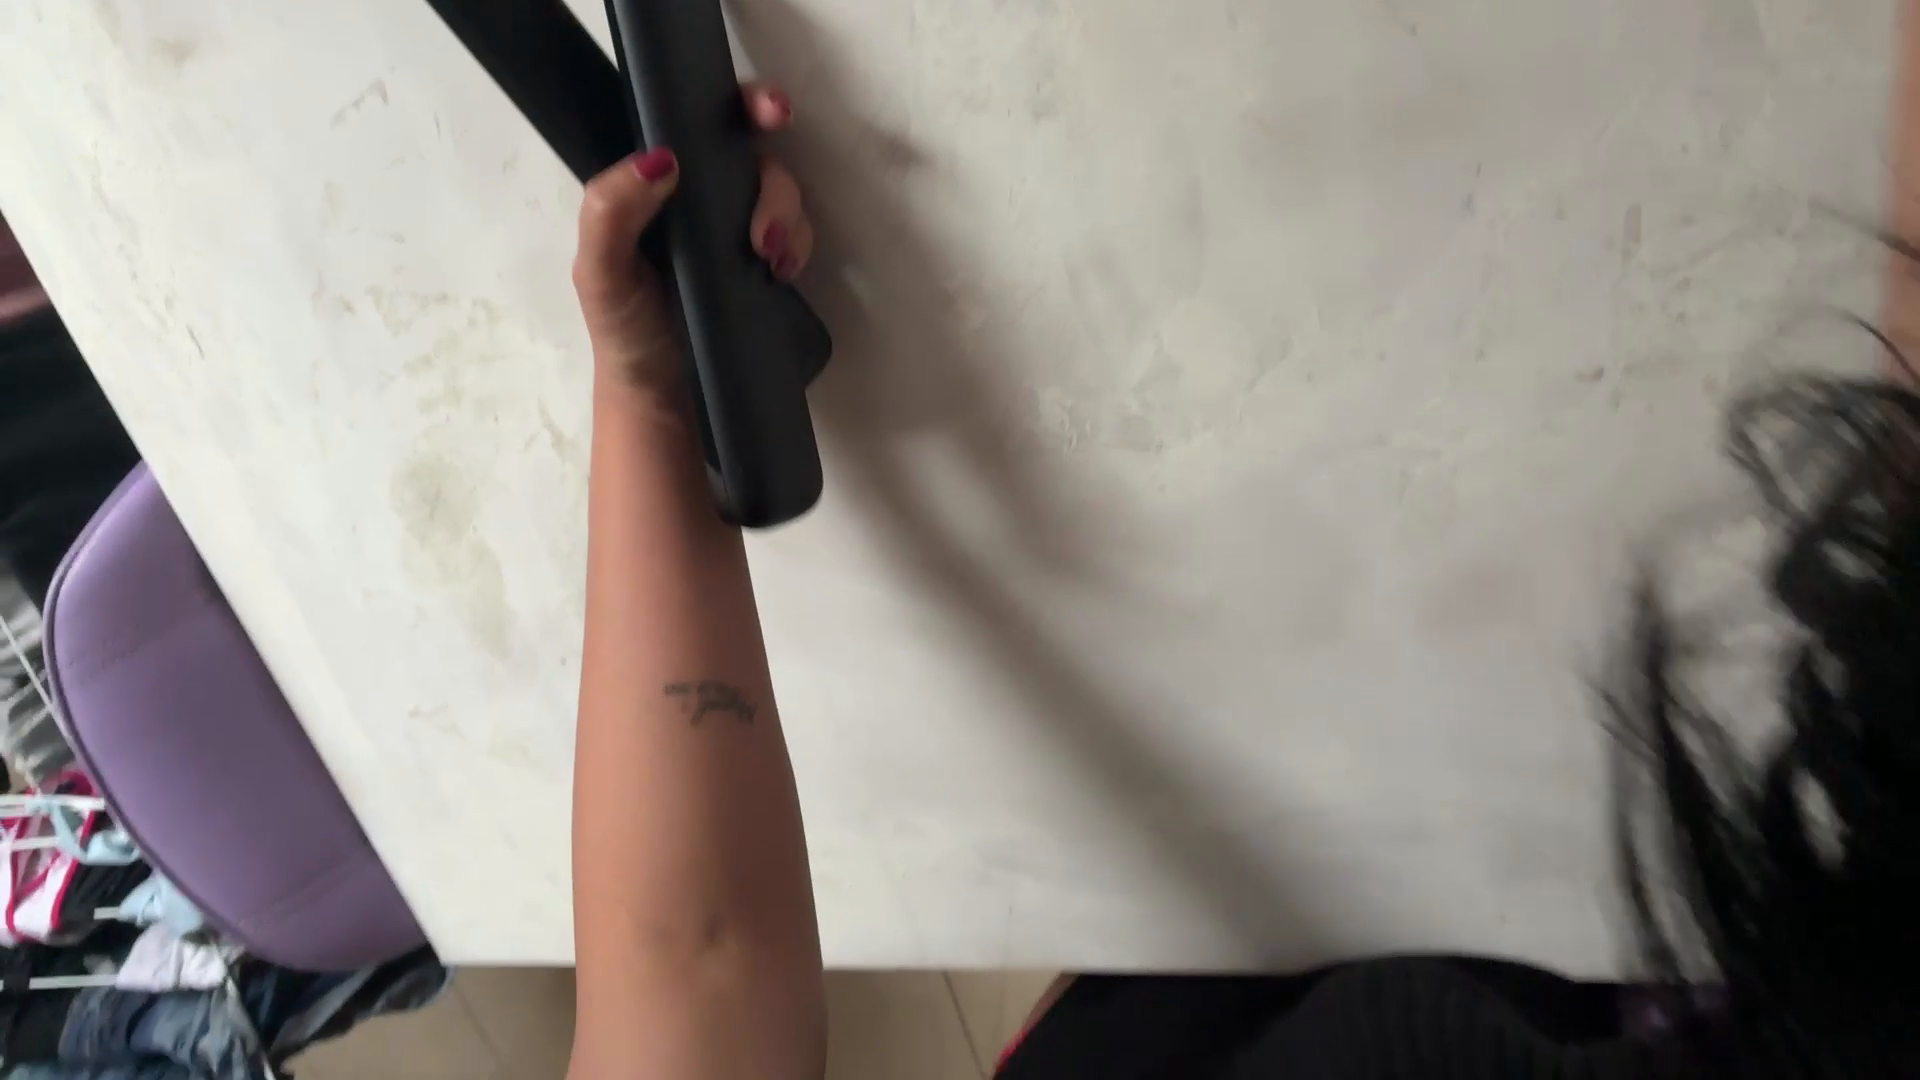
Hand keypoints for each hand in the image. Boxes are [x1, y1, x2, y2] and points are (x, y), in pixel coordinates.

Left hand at [573, 82, 813, 393]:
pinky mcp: (761, 271)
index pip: (699, 128)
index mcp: (655, 192)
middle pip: (755, 163)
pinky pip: (795, 241)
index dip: (741, 109)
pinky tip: (782, 274)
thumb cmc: (628, 337)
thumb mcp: (600, 274)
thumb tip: (663, 160)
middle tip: (763, 240)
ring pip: (783, 201)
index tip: (772, 114)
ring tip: (771, 265)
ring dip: (789, 225)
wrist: (669, 402)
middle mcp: (699, 206)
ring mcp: (734, 238)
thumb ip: (612, 210)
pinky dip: (797, 250)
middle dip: (774, 191)